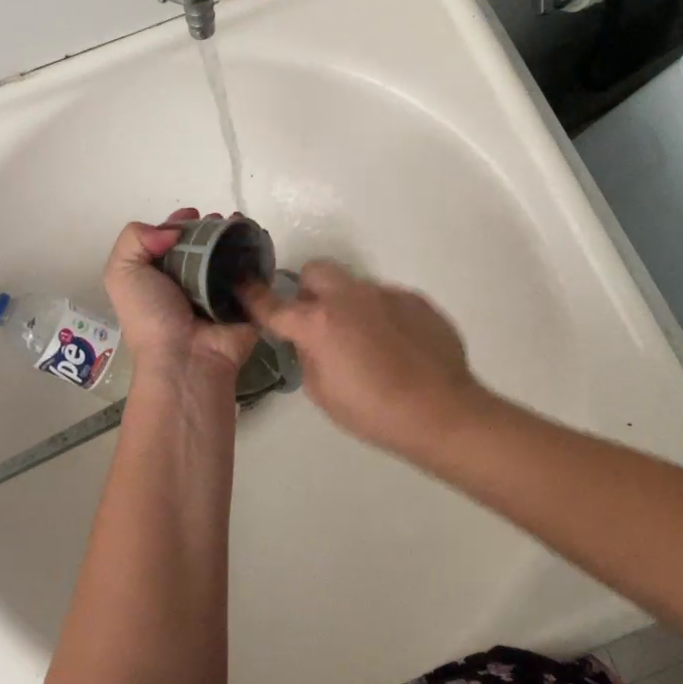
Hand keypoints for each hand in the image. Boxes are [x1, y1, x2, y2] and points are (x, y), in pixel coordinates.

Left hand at [104, 208, 259, 379]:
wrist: (185, 358)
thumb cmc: (150, 315)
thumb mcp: (121, 273)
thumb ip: (134, 239)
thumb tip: (171, 231)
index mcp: (159, 275)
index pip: (172, 242)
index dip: (179, 224)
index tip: (190, 215)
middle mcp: (189, 282)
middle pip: (203, 245)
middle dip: (211, 227)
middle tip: (218, 219)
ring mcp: (220, 292)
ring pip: (231, 255)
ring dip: (236, 236)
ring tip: (239, 225)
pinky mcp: (248, 301)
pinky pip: (256, 273)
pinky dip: (259, 254)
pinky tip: (257, 240)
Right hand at [241, 260, 490, 450]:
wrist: (440, 411)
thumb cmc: (372, 411)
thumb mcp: (321, 392)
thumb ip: (308, 356)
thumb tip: (310, 341)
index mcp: (317, 322)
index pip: (273, 304)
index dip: (253, 296)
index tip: (242, 287)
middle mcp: (348, 297)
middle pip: (316, 271)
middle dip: (308, 289)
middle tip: (316, 320)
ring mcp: (385, 294)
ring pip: (354, 287)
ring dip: (348, 305)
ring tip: (366, 342)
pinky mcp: (415, 300)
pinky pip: (387, 301)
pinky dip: (382, 317)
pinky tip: (396, 348)